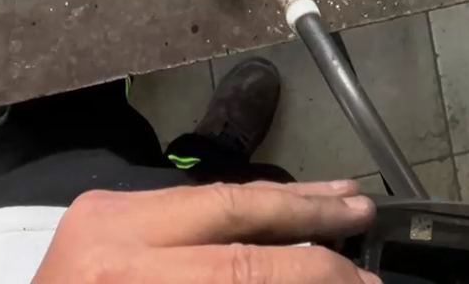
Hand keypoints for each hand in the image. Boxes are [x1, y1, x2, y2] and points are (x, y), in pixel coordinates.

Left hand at [31, 179, 379, 283]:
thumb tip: (314, 280)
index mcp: (128, 283)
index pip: (244, 267)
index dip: (315, 272)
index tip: (366, 279)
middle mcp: (113, 234)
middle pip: (231, 207)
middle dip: (305, 210)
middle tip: (363, 209)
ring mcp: (103, 211)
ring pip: (209, 193)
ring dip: (274, 198)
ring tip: (333, 194)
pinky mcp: (101, 206)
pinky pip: (183, 202)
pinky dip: (232, 206)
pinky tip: (269, 206)